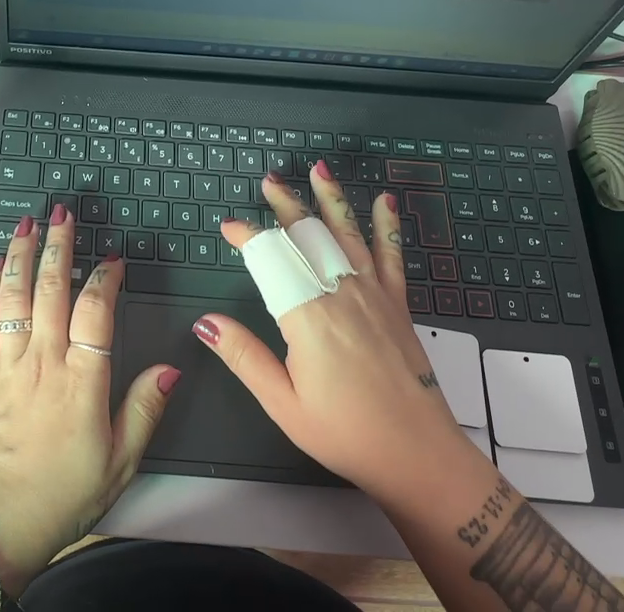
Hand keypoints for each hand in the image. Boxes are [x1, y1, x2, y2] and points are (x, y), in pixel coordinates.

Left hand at [0, 204, 178, 595]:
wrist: (1, 522)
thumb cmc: (64, 492)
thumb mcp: (122, 459)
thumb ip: (146, 408)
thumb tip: (171, 368)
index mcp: (82, 381)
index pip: (97, 311)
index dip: (105, 278)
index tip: (111, 260)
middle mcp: (42, 363)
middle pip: (50, 289)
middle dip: (57, 246)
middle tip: (61, 215)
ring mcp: (6, 365)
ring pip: (12, 296)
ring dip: (19, 256)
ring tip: (26, 225)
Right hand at [199, 162, 488, 507]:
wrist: (418, 454)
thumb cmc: (346, 433)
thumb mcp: (282, 402)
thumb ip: (243, 356)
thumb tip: (206, 322)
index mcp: (308, 316)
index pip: (271, 260)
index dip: (248, 238)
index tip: (229, 227)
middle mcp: (341, 294)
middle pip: (309, 237)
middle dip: (286, 205)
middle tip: (270, 181)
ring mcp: (373, 296)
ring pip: (347, 234)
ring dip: (330, 199)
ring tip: (319, 169)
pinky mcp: (397, 305)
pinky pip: (391, 255)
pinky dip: (387, 226)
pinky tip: (385, 203)